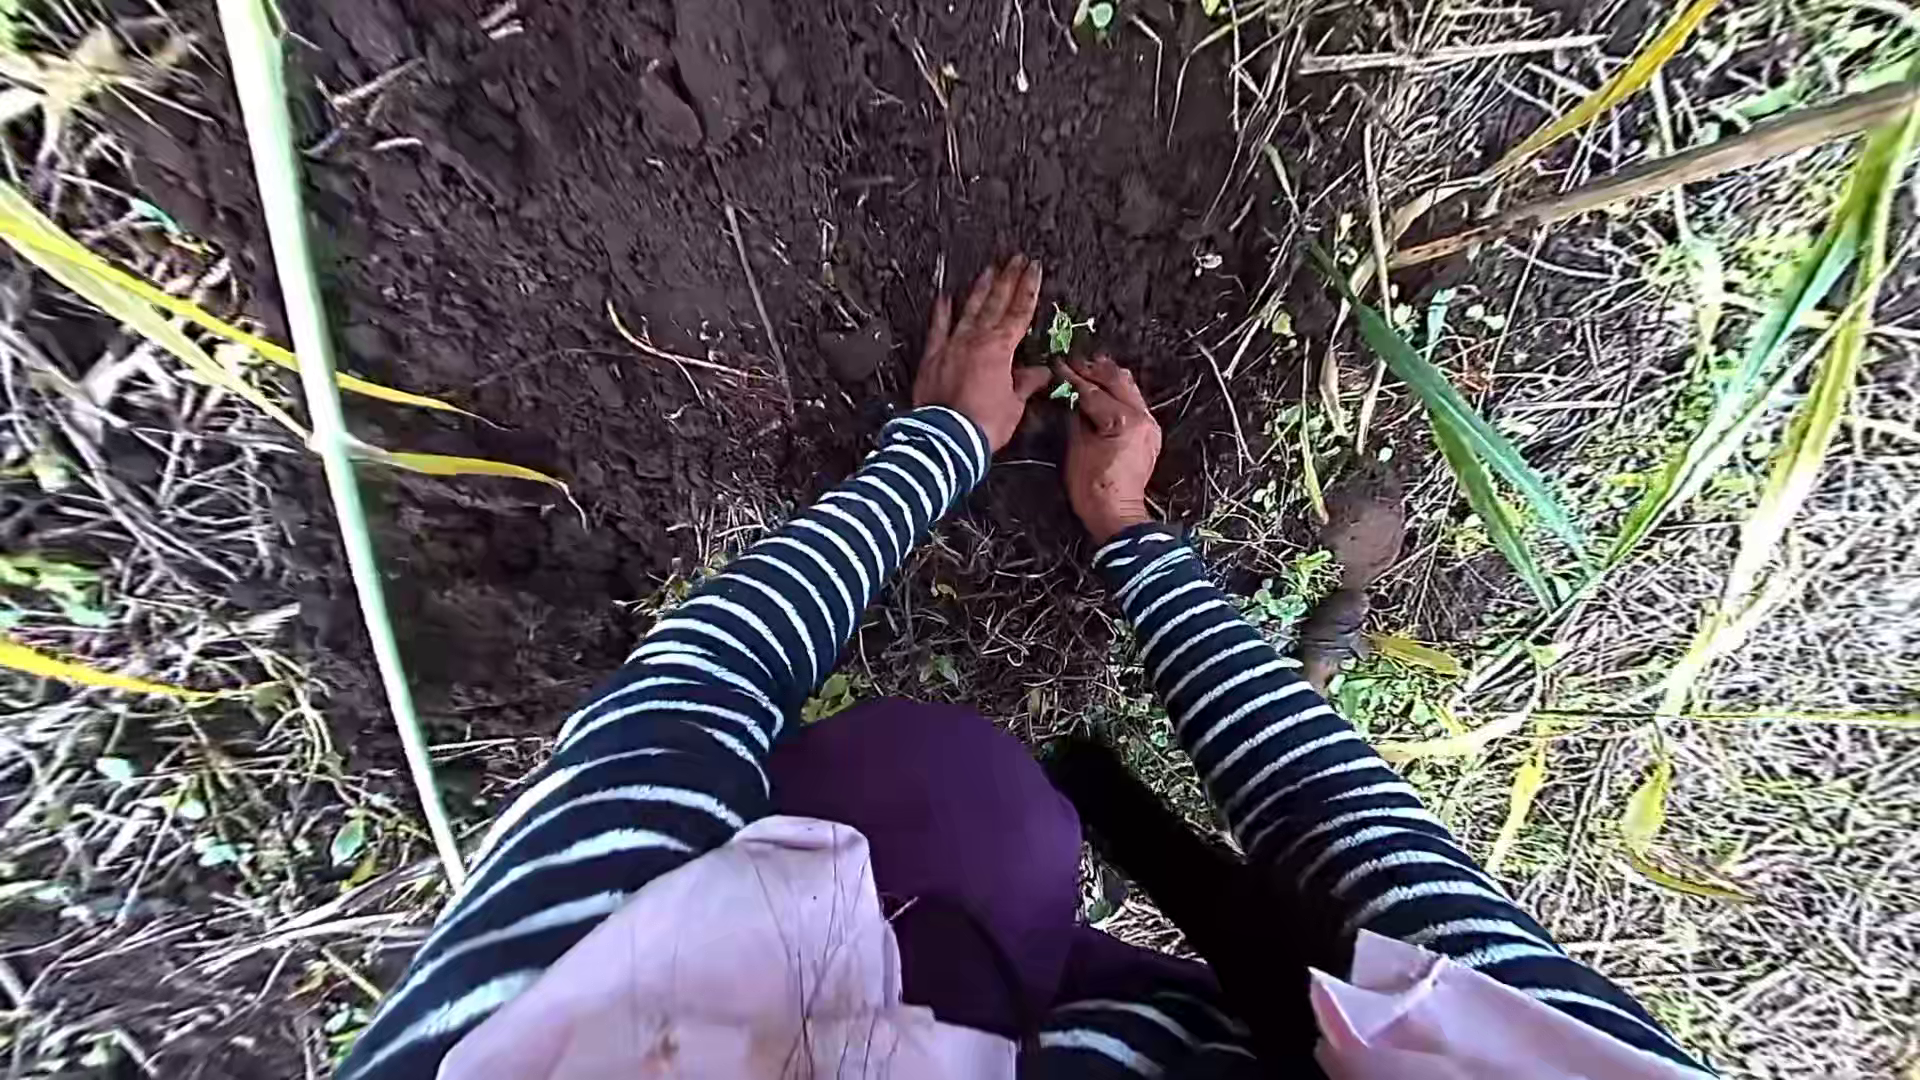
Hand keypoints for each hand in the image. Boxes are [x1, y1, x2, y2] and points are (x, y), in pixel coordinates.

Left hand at [914, 254, 1051, 451]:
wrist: (948, 438)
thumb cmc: (984, 425)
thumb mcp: (1013, 405)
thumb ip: (1025, 384)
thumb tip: (1040, 373)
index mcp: (1000, 349)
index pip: (1020, 312)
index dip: (1029, 289)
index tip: (1035, 269)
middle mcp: (976, 340)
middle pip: (996, 303)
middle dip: (1008, 279)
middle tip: (1016, 259)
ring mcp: (952, 346)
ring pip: (969, 309)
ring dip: (980, 288)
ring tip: (989, 269)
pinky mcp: (932, 358)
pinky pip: (937, 328)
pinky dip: (941, 311)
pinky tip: (944, 297)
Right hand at [1055, 355, 1161, 542]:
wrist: (1116, 515)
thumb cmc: (1092, 488)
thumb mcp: (1076, 449)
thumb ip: (1077, 417)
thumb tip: (1074, 399)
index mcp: (1123, 420)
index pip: (1093, 391)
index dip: (1073, 376)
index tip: (1059, 363)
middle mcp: (1142, 417)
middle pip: (1117, 382)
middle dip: (1094, 369)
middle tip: (1075, 361)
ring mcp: (1149, 426)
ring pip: (1130, 389)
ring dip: (1109, 378)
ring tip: (1090, 368)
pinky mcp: (1149, 435)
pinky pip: (1135, 404)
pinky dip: (1119, 394)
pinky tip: (1106, 391)